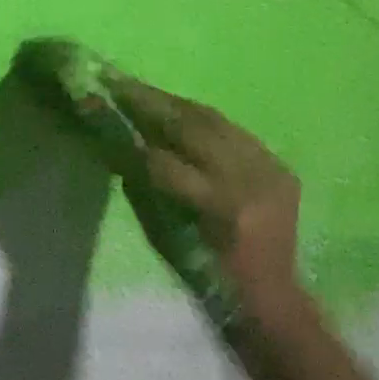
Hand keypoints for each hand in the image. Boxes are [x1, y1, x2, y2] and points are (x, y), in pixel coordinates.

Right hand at [104, 74, 301, 293]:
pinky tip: (180, 111)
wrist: (270, 295)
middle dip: (151, 103)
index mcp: (219, 209)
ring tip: (142, 91)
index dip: (127, 135)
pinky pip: (235, 132)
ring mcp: (269, 170)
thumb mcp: (166, 236)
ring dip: (175, 104)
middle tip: (117, 84)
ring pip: (215, 122)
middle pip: (193, 128)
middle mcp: (249, 183)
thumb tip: (117, 143)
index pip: (164, 161)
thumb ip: (144, 186)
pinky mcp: (279, 166)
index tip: (99, 111)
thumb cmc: (206, 275)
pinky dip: (203, 120)